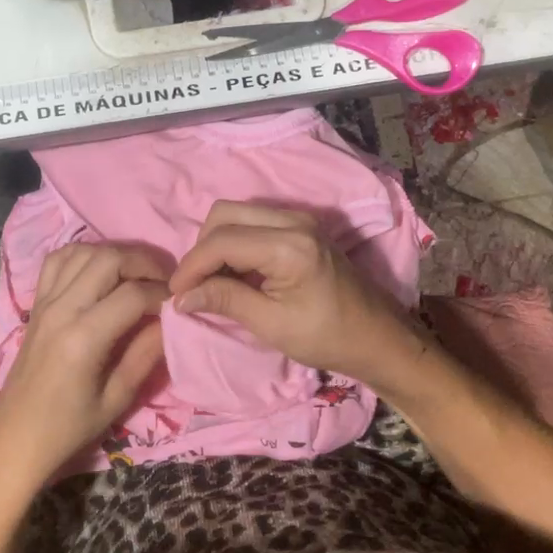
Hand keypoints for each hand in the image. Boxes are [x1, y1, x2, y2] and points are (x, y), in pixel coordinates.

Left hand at [0, 244, 169, 491]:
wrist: (18, 435)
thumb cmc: (69, 426)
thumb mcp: (116, 399)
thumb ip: (145, 354)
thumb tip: (170, 319)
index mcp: (83, 338)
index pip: (132, 294)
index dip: (161, 293)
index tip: (176, 303)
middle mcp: (61, 310)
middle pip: (108, 259)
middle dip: (143, 263)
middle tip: (162, 281)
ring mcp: (45, 302)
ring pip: (84, 252)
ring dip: (115, 254)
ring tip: (136, 274)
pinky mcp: (36, 302)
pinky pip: (58, 260)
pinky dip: (83, 254)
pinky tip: (100, 270)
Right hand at [167, 201, 425, 385]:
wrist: (378, 337)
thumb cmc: (328, 337)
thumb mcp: (271, 325)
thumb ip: (225, 301)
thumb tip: (180, 297)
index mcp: (288, 245)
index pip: (221, 241)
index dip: (191, 266)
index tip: (174, 293)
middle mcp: (292, 220)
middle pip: (224, 214)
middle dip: (202, 248)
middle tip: (194, 286)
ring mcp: (298, 219)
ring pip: (236, 214)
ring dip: (217, 243)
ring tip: (211, 281)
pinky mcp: (300, 227)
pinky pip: (253, 222)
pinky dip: (235, 242)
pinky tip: (233, 274)